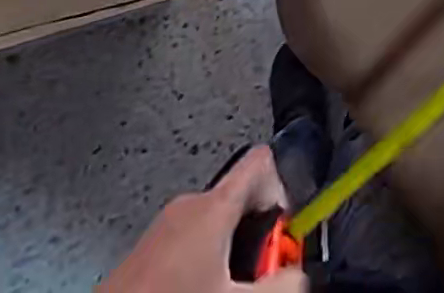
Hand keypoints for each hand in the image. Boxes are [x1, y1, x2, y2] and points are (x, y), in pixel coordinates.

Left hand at [100, 146, 305, 292]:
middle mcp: (187, 207)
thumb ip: (284, 283)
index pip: (263, 162)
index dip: (284, 192)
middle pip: (243, 201)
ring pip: (218, 227)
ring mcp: (162, 231)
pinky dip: (204, 267)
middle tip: (254, 279)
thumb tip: (300, 275)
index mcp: (213, 206)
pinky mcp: (143, 257)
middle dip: (257, 237)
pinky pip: (191, 245)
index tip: (283, 233)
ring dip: (231, 256)